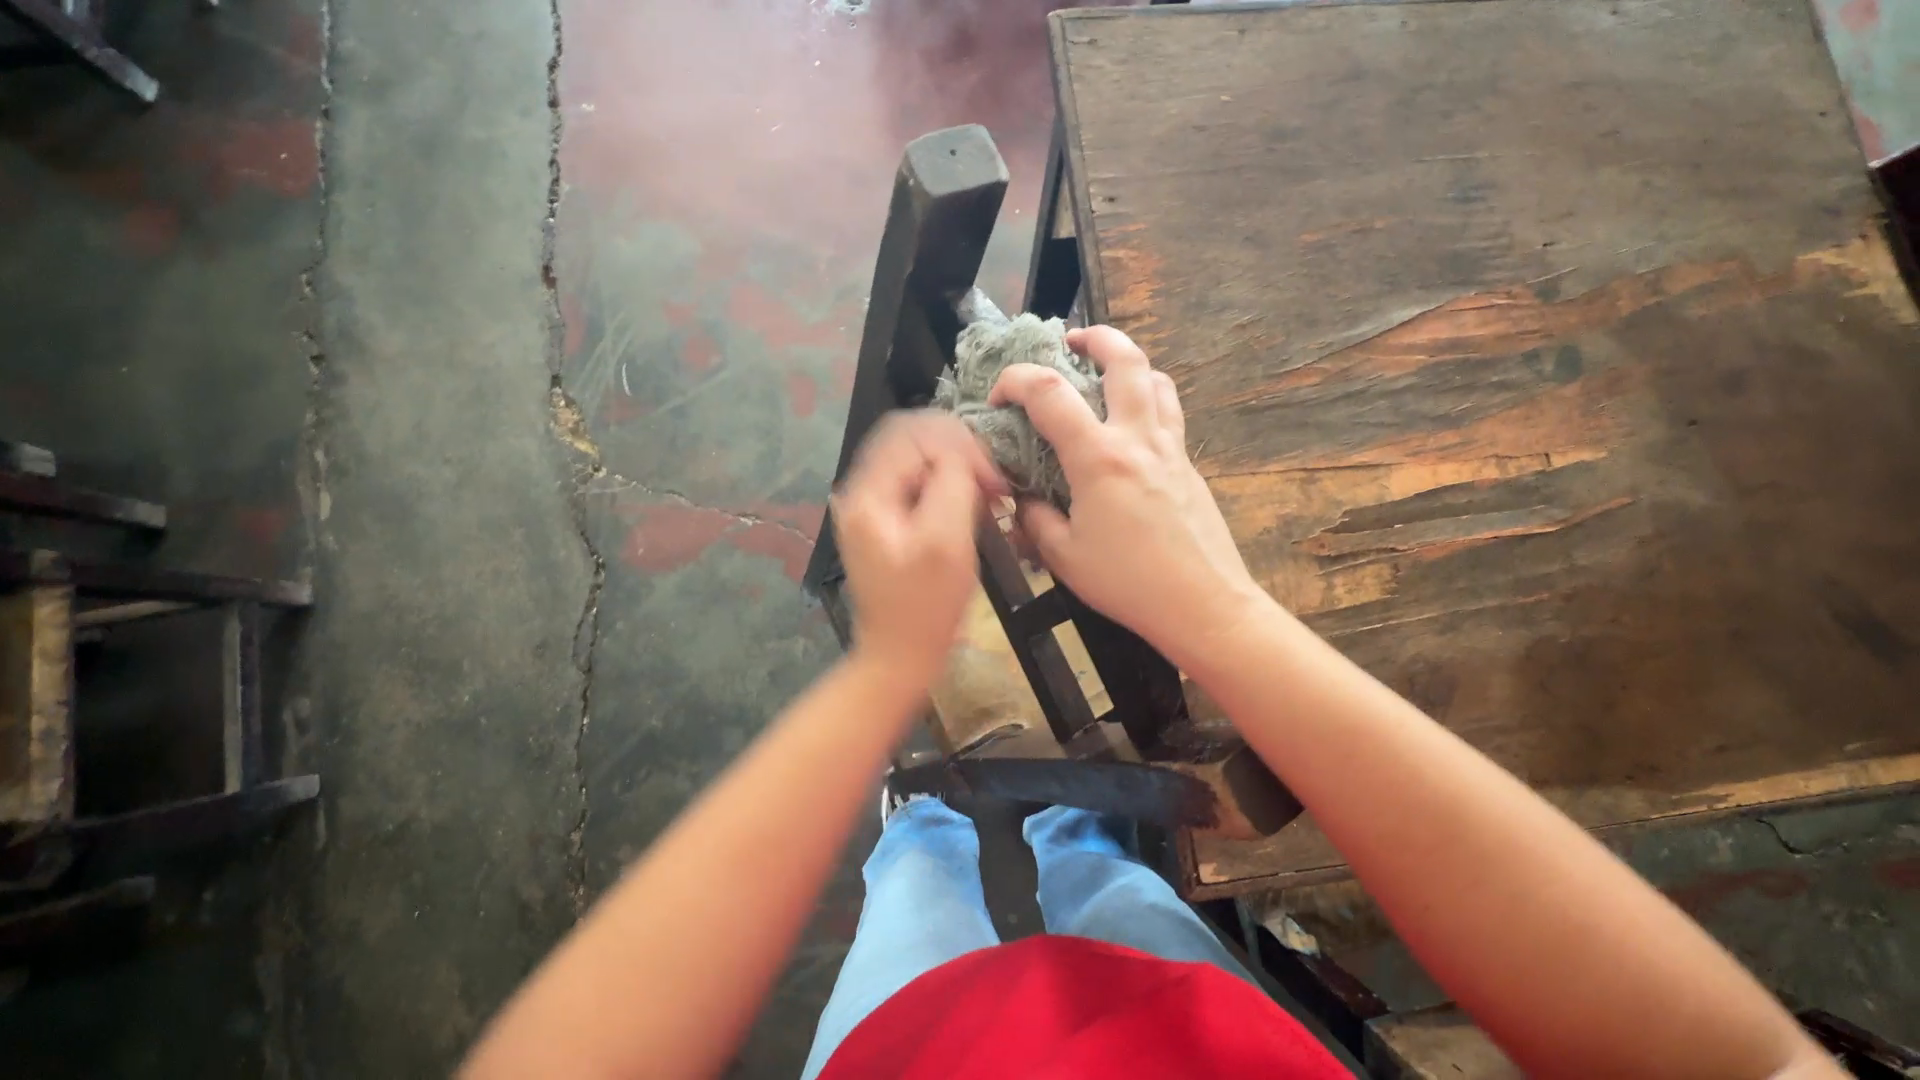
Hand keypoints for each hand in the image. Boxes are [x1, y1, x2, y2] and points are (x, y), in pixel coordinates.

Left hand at [832, 411, 1002, 687]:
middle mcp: (860, 492)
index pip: (910, 432)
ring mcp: (871, 508)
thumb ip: (952, 484)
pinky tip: (971, 507)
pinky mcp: (886, 523)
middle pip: (911, 441)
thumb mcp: (945, 542)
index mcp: (866, 493)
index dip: (957, 442)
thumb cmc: (924, 607)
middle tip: (993, 481)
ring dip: (955, 469)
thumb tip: (962, 455)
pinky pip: (917, 486)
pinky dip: (947, 488)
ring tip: (987, 494)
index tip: (991, 475)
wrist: (900, 657)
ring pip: (917, 462)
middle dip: (957, 451)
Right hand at [989, 326, 1269, 665]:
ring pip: (1157, 379)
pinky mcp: (1190, 465)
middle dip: (1094, 338)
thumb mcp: (1064, 557)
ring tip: (1104, 378)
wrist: (1204, 604)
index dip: (1014, 381)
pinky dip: (1147, 401)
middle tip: (1070, 342)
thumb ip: (1035, 519)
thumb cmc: (1128, 584)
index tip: (998, 397)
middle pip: (1124, 359)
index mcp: (1098, 458)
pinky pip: (1169, 414)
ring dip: (1128, 365)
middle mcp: (1138, 438)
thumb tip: (1022, 499)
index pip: (1048, 393)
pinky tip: (1130, 430)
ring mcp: (1171, 448)